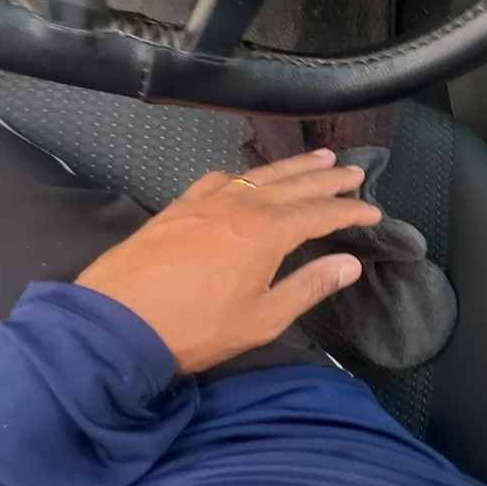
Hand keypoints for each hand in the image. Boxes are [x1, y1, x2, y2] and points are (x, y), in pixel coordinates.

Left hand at [77, 149, 382, 373]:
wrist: (111, 328)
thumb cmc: (195, 328)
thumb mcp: (263, 318)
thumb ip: (310, 286)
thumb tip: (350, 264)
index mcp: (269, 232)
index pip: (322, 213)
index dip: (352, 212)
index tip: (374, 213)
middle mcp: (243, 206)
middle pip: (297, 184)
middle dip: (330, 178)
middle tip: (355, 172)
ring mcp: (207, 202)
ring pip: (261, 174)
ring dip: (295, 166)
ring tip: (319, 157)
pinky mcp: (177, 208)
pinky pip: (218, 179)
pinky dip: (242, 174)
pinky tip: (244, 176)